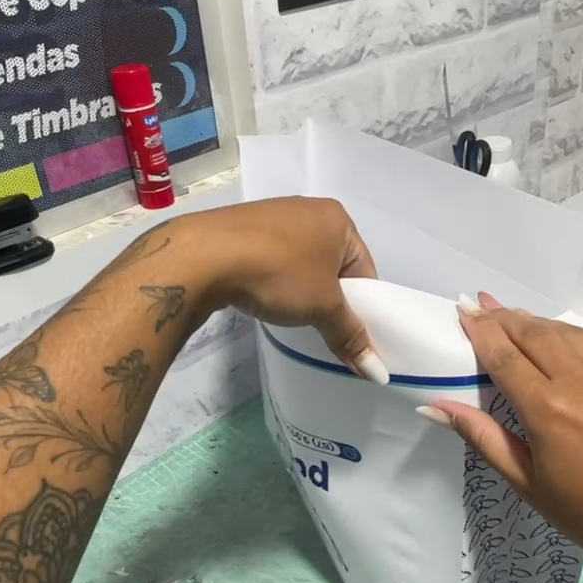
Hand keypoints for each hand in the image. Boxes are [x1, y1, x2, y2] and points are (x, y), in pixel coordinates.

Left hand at [174, 199, 387, 381]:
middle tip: (323, 329)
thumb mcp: (323, 308)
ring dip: (301, 291)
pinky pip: (272, 259)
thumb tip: (378, 373)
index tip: (351, 335)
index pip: (364, 270)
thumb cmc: (279, 273)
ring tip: (290, 315)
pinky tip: (263, 298)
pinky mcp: (243, 229)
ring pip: (301, 263)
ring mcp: (273, 217)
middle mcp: (308, 209)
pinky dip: (274, 281)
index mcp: (338, 219)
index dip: (362, 307)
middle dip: (330, 299)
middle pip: (333, 266)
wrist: (205, 255)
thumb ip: (351, 336)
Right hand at [424, 294, 582, 572]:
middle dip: (504, 317)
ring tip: (516, 319)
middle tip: (482, 305)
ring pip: (568, 331)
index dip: (480, 331)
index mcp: (549, 411)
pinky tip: (568, 339)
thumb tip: (435, 406)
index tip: (464, 311)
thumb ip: (483, 437)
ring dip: (537, 322)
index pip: (504, 356)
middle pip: (534, 333)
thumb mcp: (529, 484)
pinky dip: (578, 332)